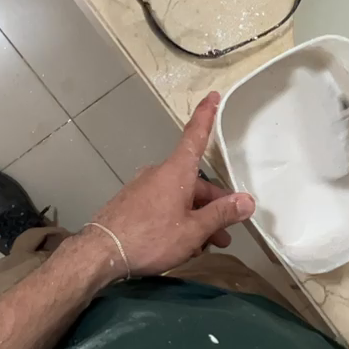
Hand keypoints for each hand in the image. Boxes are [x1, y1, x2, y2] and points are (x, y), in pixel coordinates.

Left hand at [84, 92, 255, 276]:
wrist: (101, 253)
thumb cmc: (151, 237)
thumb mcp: (194, 230)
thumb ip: (221, 214)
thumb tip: (247, 201)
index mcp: (176, 171)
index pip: (195, 136)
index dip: (206, 115)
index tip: (213, 96)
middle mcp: (160, 174)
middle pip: (195, 182)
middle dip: (213, 206)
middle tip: (225, 234)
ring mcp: (144, 188)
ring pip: (181, 198)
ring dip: (197, 219)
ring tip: (204, 246)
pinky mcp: (133, 204)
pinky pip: (164, 206)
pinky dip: (179, 221)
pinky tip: (182, 245)